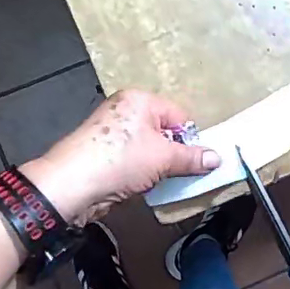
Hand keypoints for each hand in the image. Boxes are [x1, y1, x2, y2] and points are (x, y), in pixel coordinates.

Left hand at [20, 89, 219, 224]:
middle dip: (173, 155)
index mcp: (139, 100)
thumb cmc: (119, 161)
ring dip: (156, 168)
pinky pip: (130, 163)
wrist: (72, 184)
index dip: (190, 139)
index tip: (198, 162)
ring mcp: (109, 135)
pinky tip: (139, 188)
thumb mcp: (163, 158)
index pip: (178, 116)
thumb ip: (192, 158)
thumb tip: (217, 158)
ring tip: (158, 182)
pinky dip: (138, 175)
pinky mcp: (101, 156)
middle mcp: (123, 112)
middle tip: (181, 174)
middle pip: (162, 133)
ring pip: (146, 151)